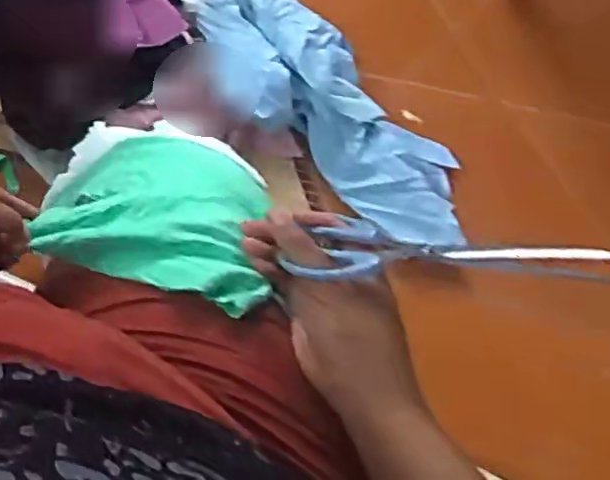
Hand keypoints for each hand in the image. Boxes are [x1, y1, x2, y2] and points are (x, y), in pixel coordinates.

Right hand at [243, 210, 428, 421]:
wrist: (364, 398)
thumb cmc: (352, 336)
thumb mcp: (325, 287)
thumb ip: (299, 247)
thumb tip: (274, 211)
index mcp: (360, 264)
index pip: (331, 228)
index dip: (302, 218)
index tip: (274, 215)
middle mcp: (343, 274)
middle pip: (307, 244)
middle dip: (278, 235)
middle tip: (247, 228)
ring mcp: (325, 293)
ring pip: (294, 263)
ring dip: (270, 252)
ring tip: (244, 243)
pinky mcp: (309, 310)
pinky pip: (288, 283)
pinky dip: (270, 271)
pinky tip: (253, 261)